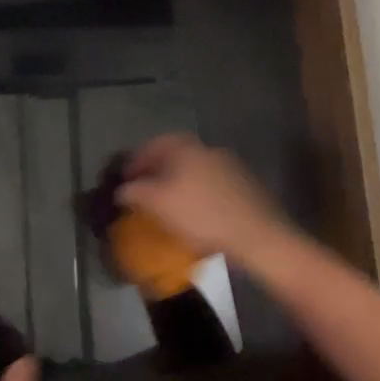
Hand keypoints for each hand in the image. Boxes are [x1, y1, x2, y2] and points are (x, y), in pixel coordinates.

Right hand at [117, 133, 293, 262]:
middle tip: (142, 191)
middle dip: (155, 172)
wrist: (257, 236)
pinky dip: (195, 193)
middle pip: (173, 155)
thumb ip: (134, 192)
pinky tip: (193, 213)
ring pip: (193, 170)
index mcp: (186, 147)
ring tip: (165, 205)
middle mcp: (208, 149)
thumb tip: (122, 189)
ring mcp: (229, 166)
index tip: (124, 180)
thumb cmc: (201, 215)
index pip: (152, 145)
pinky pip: (210, 184)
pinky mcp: (244, 185)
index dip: (134, 161)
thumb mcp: (158, 204)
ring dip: (176, 183)